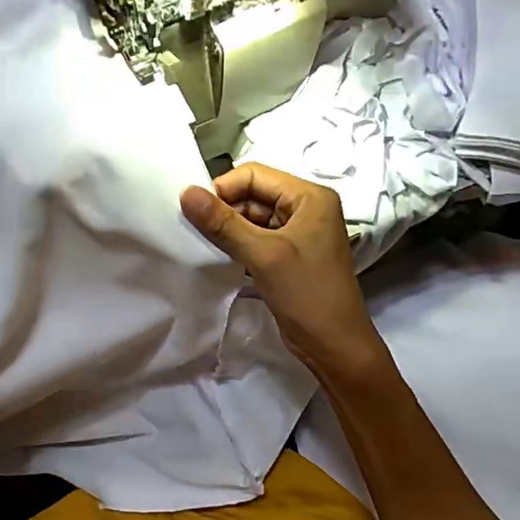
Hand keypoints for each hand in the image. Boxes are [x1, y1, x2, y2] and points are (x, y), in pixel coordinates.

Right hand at [181, 164, 391, 384]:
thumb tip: (185, 193)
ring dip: (229, 229)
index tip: (195, 212)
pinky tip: (220, 258)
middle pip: (254, 194)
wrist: (334, 345)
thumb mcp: (263, 254)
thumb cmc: (306, 294)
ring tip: (205, 245)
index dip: (223, 189)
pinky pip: (258, 239)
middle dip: (225, 210)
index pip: (255, 175)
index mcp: (309, 196)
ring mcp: (299, 233)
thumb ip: (223, 223)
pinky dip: (239, 245)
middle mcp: (307, 208)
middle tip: (195, 231)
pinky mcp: (290, 256)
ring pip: (253, 218)